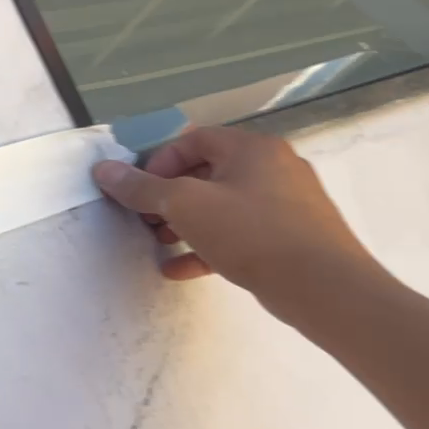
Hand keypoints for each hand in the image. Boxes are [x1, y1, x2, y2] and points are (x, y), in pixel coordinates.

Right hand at [90, 125, 379, 311]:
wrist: (325, 288)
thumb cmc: (250, 233)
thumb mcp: (182, 205)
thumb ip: (140, 187)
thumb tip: (103, 170)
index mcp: (254, 151)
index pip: (194, 140)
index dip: (159, 162)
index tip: (141, 190)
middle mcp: (274, 169)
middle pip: (204, 173)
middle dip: (166, 196)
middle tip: (145, 218)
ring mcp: (286, 204)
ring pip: (220, 205)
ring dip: (182, 222)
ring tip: (160, 243)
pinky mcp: (290, 236)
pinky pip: (238, 233)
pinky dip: (206, 245)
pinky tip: (178, 268)